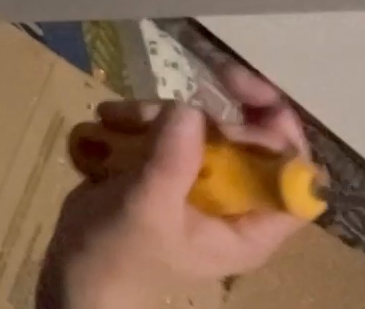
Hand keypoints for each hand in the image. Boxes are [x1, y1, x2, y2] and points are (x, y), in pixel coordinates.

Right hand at [42, 69, 309, 307]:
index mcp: (247, 226)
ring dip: (154, 114)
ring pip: (193, 130)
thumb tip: (191, 109)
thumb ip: (172, 162)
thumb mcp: (147, 209)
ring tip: (114, 117)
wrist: (73, 270)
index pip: (291, 175)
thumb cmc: (118, 253)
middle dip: (200, 115)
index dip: (278, 132)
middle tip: (166, 103)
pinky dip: (133, 119)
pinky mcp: (158, 170)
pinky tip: (107, 120)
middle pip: (239, 141)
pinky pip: (158, 131)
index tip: (245, 94)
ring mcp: (192, 183)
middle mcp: (229, 201)